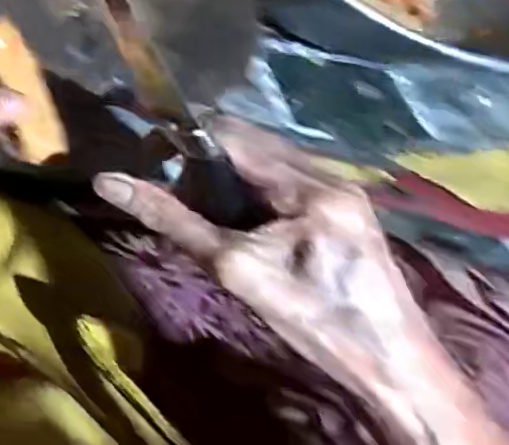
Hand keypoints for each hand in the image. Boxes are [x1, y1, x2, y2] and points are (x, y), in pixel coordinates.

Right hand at [95, 120, 508, 444]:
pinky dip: (250, 183)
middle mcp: (329, 173)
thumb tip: (106, 181)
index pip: (226, 132)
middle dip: (202, 157)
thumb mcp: (234, 268)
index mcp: (308, 184)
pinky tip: (243, 218)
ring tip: (206, 207)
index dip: (181, 138)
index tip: (150, 159)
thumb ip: (170, 218)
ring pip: (262, 154)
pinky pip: (282, 173)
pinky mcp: (346, 206)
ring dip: (225, 170)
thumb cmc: (316, 322)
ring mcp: (343, 187)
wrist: (402, 376)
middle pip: (244, 138)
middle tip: (177, 190)